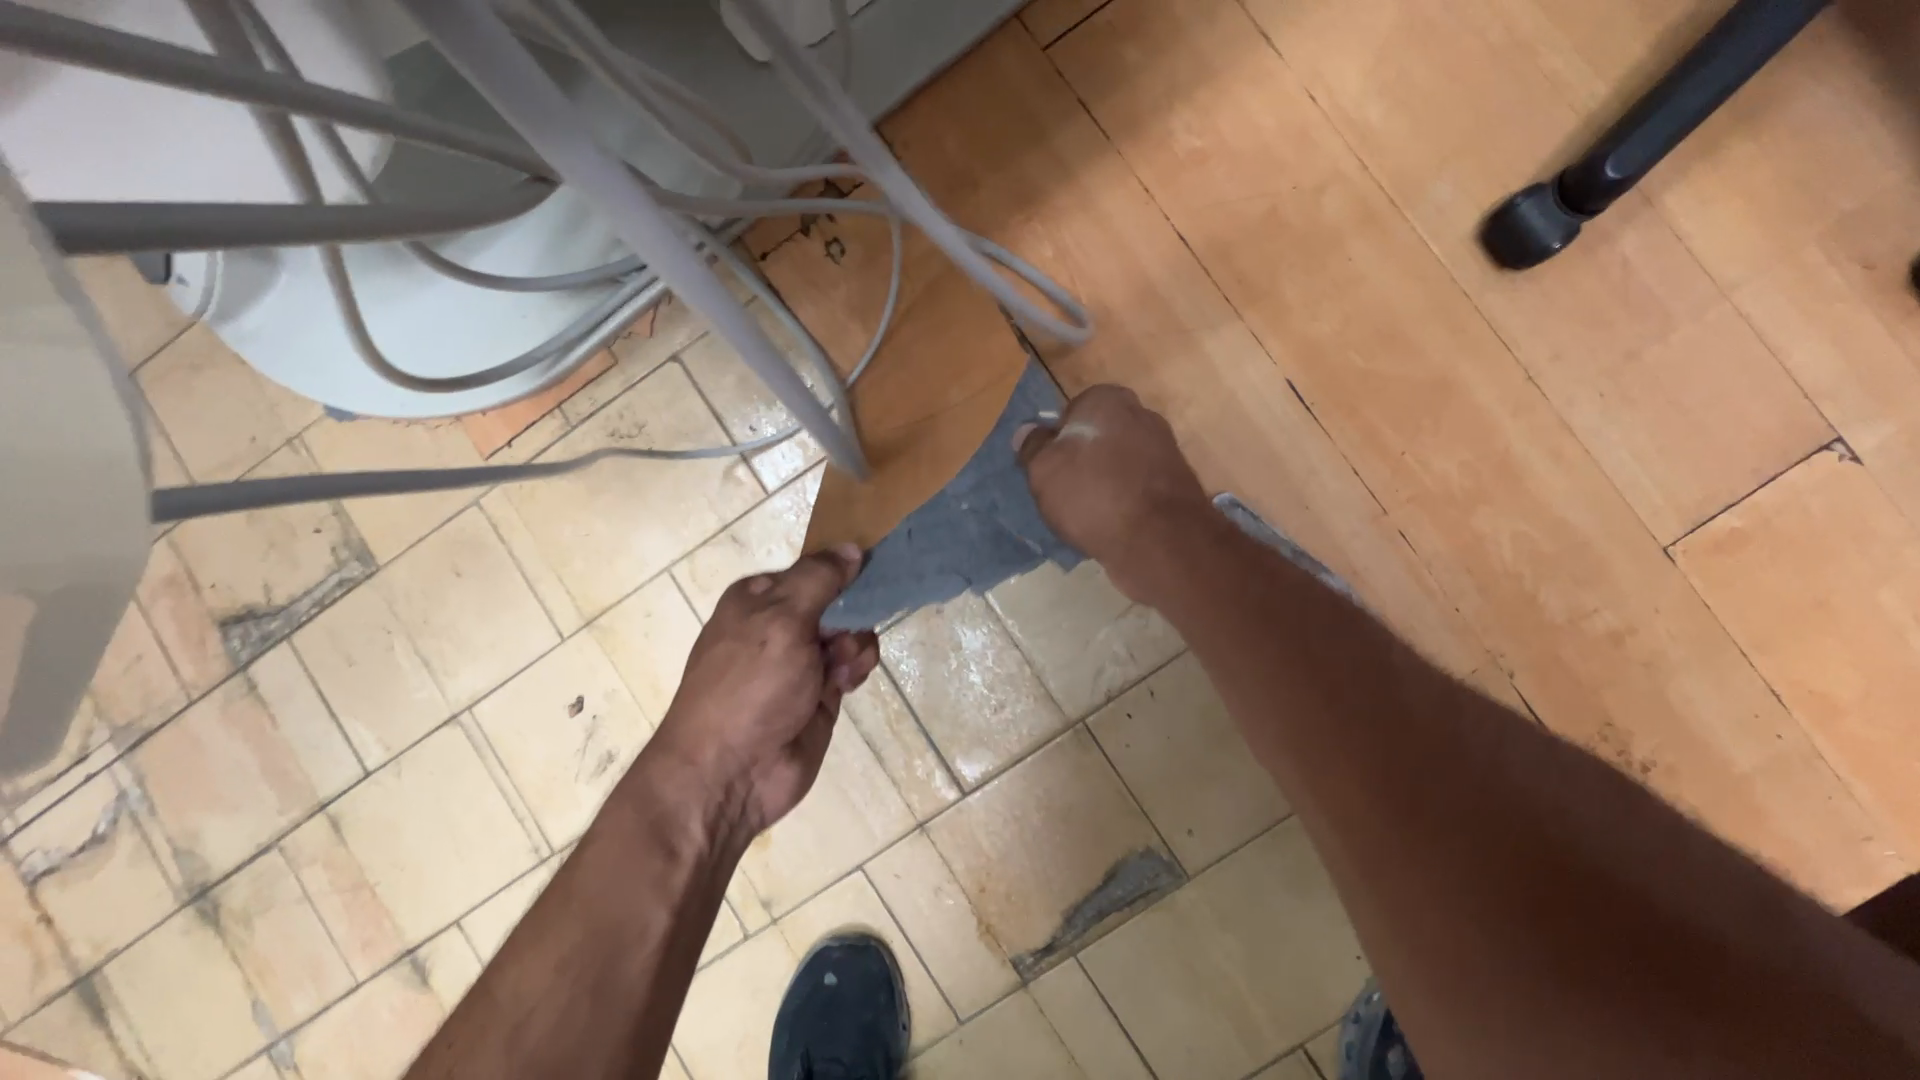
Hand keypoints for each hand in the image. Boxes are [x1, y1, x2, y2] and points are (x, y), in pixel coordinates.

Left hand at [646, 545, 879, 844]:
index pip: (810, 569)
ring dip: (853, 646)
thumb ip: (819, 579)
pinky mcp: (821, 695)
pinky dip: (855, 669)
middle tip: (842, 632)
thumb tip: (850, 547)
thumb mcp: (780, 618)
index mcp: (757, 598)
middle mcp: (779, 626)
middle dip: (851, 612)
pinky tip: (843, 685)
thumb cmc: (747, 684)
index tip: (870, 567)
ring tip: (837, 669)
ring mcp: (800, 663)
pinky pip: (853, 666)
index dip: (840, 569)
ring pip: (851, 634)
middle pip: (836, 601)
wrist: (730, 771)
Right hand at [1016, 385, 1212, 603]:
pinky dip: (1124, 503)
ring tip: (1087, 516)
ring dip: (1103, 485)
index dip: (1056, 441)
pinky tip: (1112, 525)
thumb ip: (1032, 447)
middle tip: (1064, 494)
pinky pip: (1137, 489)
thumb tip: (1027, 431)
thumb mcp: (1043, 469)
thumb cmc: (1092, 493)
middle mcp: (1142, 415)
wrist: (1159, 539)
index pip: (1071, 411)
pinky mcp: (1176, 484)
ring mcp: (1164, 450)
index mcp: (1108, 399)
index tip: (1048, 469)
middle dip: (1082, 461)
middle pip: (1098, 437)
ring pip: (1119, 464)